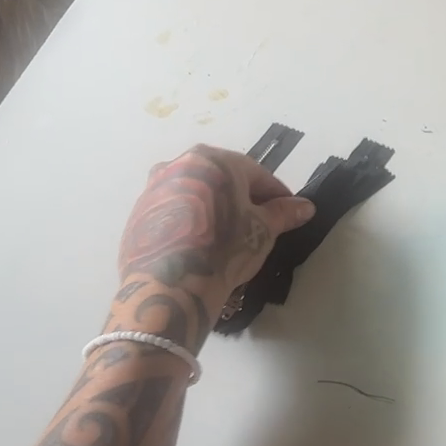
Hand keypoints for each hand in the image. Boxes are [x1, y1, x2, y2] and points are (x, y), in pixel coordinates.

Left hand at [112, 146, 314, 345]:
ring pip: (198, 195)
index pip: (257, 174)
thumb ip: (284, 212)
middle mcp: (180, 164)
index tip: (288, 214)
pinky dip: (194, 223)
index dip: (277, 196)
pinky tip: (203, 246)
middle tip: (260, 227)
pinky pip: (176, 212)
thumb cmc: (225, 247)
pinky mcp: (139, 214)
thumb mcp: (263, 230)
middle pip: (224, 180)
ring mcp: (154, 188)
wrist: (170, 284)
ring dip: (217, 210)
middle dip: (244, 200)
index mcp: (215, 160)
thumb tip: (306, 206)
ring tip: (230, 239)